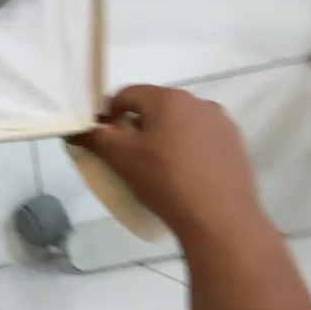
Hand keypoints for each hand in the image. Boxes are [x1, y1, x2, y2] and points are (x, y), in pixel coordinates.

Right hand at [68, 85, 267, 245]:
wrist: (217, 215)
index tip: (102, 137)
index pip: (127, 94)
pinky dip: (184, 147)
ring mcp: (221, 123)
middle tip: (126, 153)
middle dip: (136, 124)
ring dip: (162, 135)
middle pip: (155, 106)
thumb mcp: (119, 157)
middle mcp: (199, 102)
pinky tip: (180, 172)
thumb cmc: (163, 179)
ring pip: (179, 122)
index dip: (108, 112)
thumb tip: (76, 130)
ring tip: (155, 164)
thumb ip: (95, 137)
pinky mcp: (234, 143)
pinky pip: (200, 137)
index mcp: (170, 99)